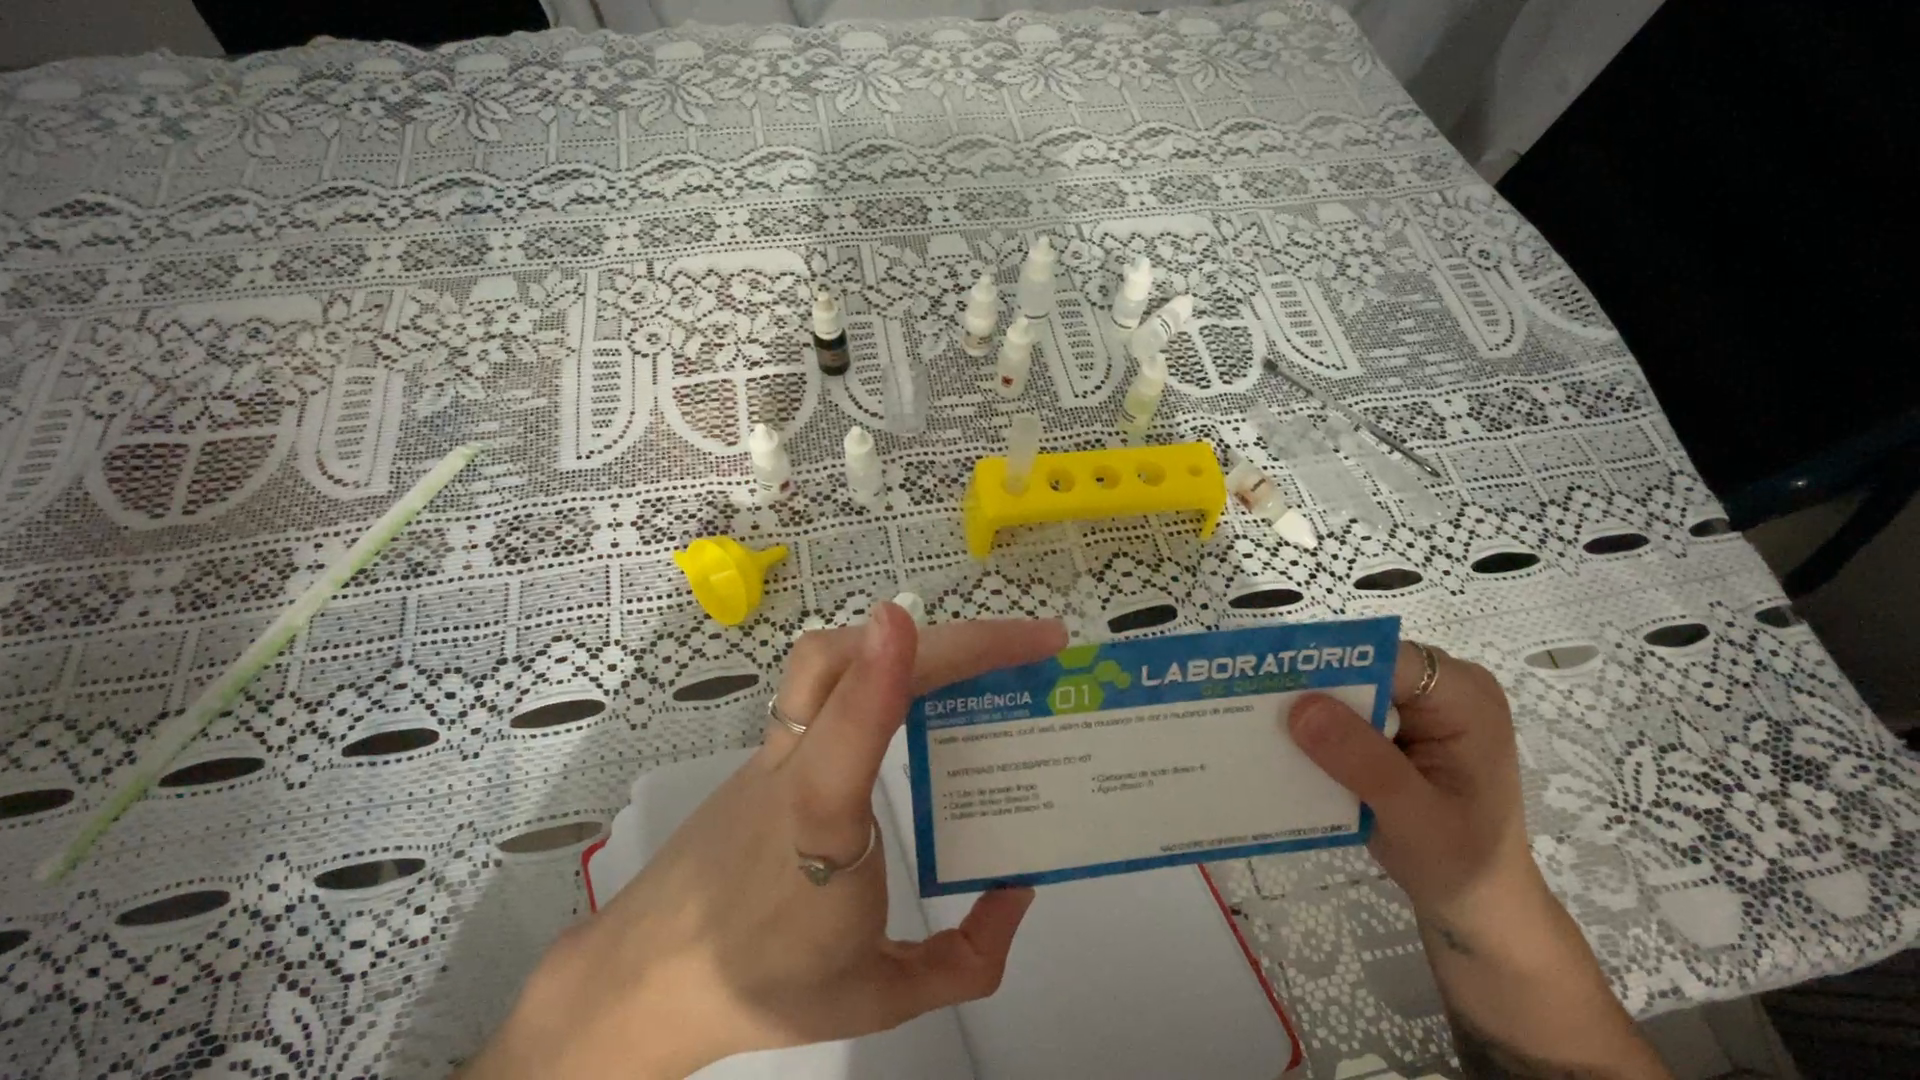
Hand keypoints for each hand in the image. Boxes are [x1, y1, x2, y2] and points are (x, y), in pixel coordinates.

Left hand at [464, 606, 1067, 1079]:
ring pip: (826, 659)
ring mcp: (771, 751)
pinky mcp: (767, 750)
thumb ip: (966, 957)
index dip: (874, 676)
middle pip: (844, 665)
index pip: (839, 738)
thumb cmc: (762, 986)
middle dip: (949, 639)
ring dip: (913, 638)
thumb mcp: (880, 997)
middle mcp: (789, 772)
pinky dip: (884, 659)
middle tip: (1038, 643)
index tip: (906, 619)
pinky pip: (824, 681)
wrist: (645, 977)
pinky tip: (927, 682)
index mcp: (816, 835)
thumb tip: (1020, 887)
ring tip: (991, 653)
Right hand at [1287, 642, 1539, 922]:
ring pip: (1350, 690)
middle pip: (1365, 667)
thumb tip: (1300, 706)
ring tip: (1261, 725)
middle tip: (1255, 703)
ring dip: (1311, 709)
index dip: (1333, 664)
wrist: (1479, 908)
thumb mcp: (1412, 817)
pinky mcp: (1399, 730)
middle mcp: (1444, 691)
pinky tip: (1288, 747)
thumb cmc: (1461, 864)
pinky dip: (1319, 731)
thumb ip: (1362, 761)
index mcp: (1465, 699)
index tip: (1276, 680)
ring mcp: (1421, 710)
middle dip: (1315, 686)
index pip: (1389, 658)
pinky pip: (1349, 714)